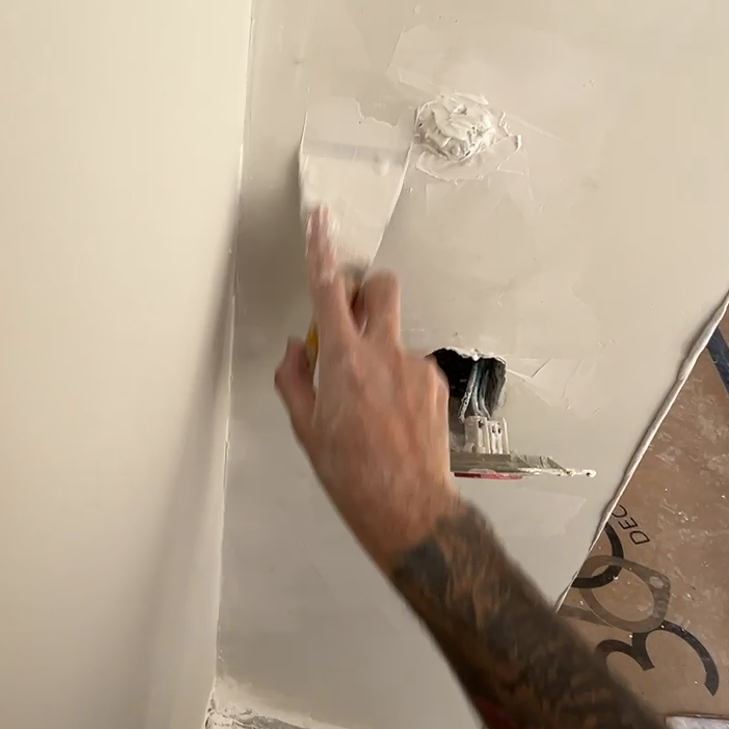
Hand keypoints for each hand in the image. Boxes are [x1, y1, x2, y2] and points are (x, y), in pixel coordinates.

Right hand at [275, 206, 460, 568]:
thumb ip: (294, 378)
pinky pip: (409, 361)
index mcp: (344, 361)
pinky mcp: (435, 382)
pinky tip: (390, 414)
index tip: (320, 219)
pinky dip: (395, 375)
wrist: (409, 509)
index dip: (321, 250)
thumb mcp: (306, 428)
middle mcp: (384, 353)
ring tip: (370, 398)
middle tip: (350, 318)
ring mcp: (415, 366)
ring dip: (378, 345)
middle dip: (365, 289)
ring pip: (395, 330)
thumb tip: (296, 348)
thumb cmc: (350, 473)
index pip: (327, 292)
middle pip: (382, 287)